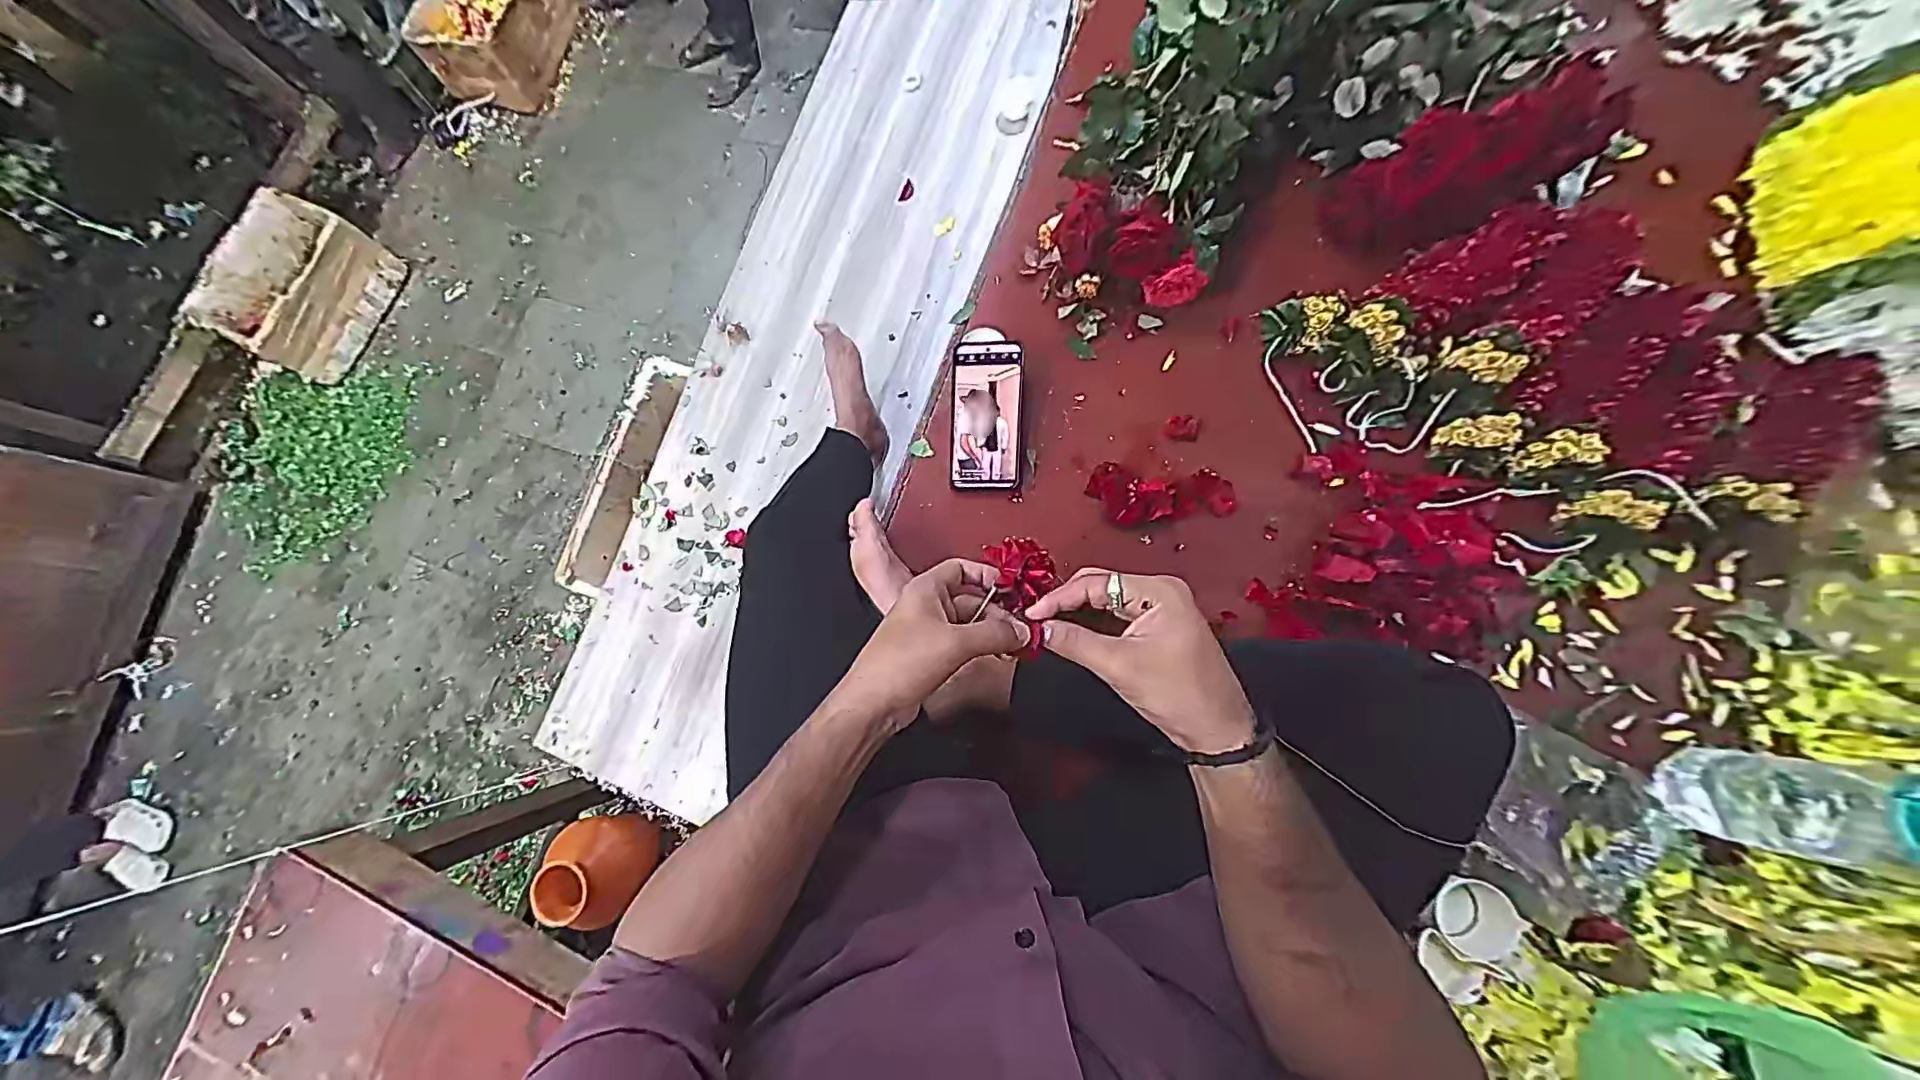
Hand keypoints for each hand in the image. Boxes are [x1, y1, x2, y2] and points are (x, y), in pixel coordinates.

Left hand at [827, 559, 1030, 728]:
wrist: (873, 704)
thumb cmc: (899, 665)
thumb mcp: (955, 642)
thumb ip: (994, 633)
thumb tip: (1020, 630)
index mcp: (925, 589)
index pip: (961, 568)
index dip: (987, 575)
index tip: (1010, 587)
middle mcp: (925, 606)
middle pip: (970, 599)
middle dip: (997, 612)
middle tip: (1020, 627)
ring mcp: (928, 631)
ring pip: (968, 623)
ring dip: (992, 632)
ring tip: (1015, 644)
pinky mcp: (930, 654)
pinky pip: (963, 643)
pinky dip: (982, 646)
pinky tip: (999, 655)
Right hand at [1027, 569, 1256, 754]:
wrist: (1218, 730)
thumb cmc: (1182, 696)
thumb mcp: (1120, 667)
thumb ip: (1075, 642)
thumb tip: (1039, 628)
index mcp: (1159, 591)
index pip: (1097, 583)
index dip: (1060, 597)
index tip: (1033, 613)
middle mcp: (1160, 591)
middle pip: (1100, 586)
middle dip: (1066, 602)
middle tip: (1036, 619)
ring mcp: (1159, 608)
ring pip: (1106, 602)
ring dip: (1077, 613)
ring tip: (1046, 625)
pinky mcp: (1156, 626)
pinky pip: (1116, 616)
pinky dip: (1092, 624)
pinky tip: (1070, 633)